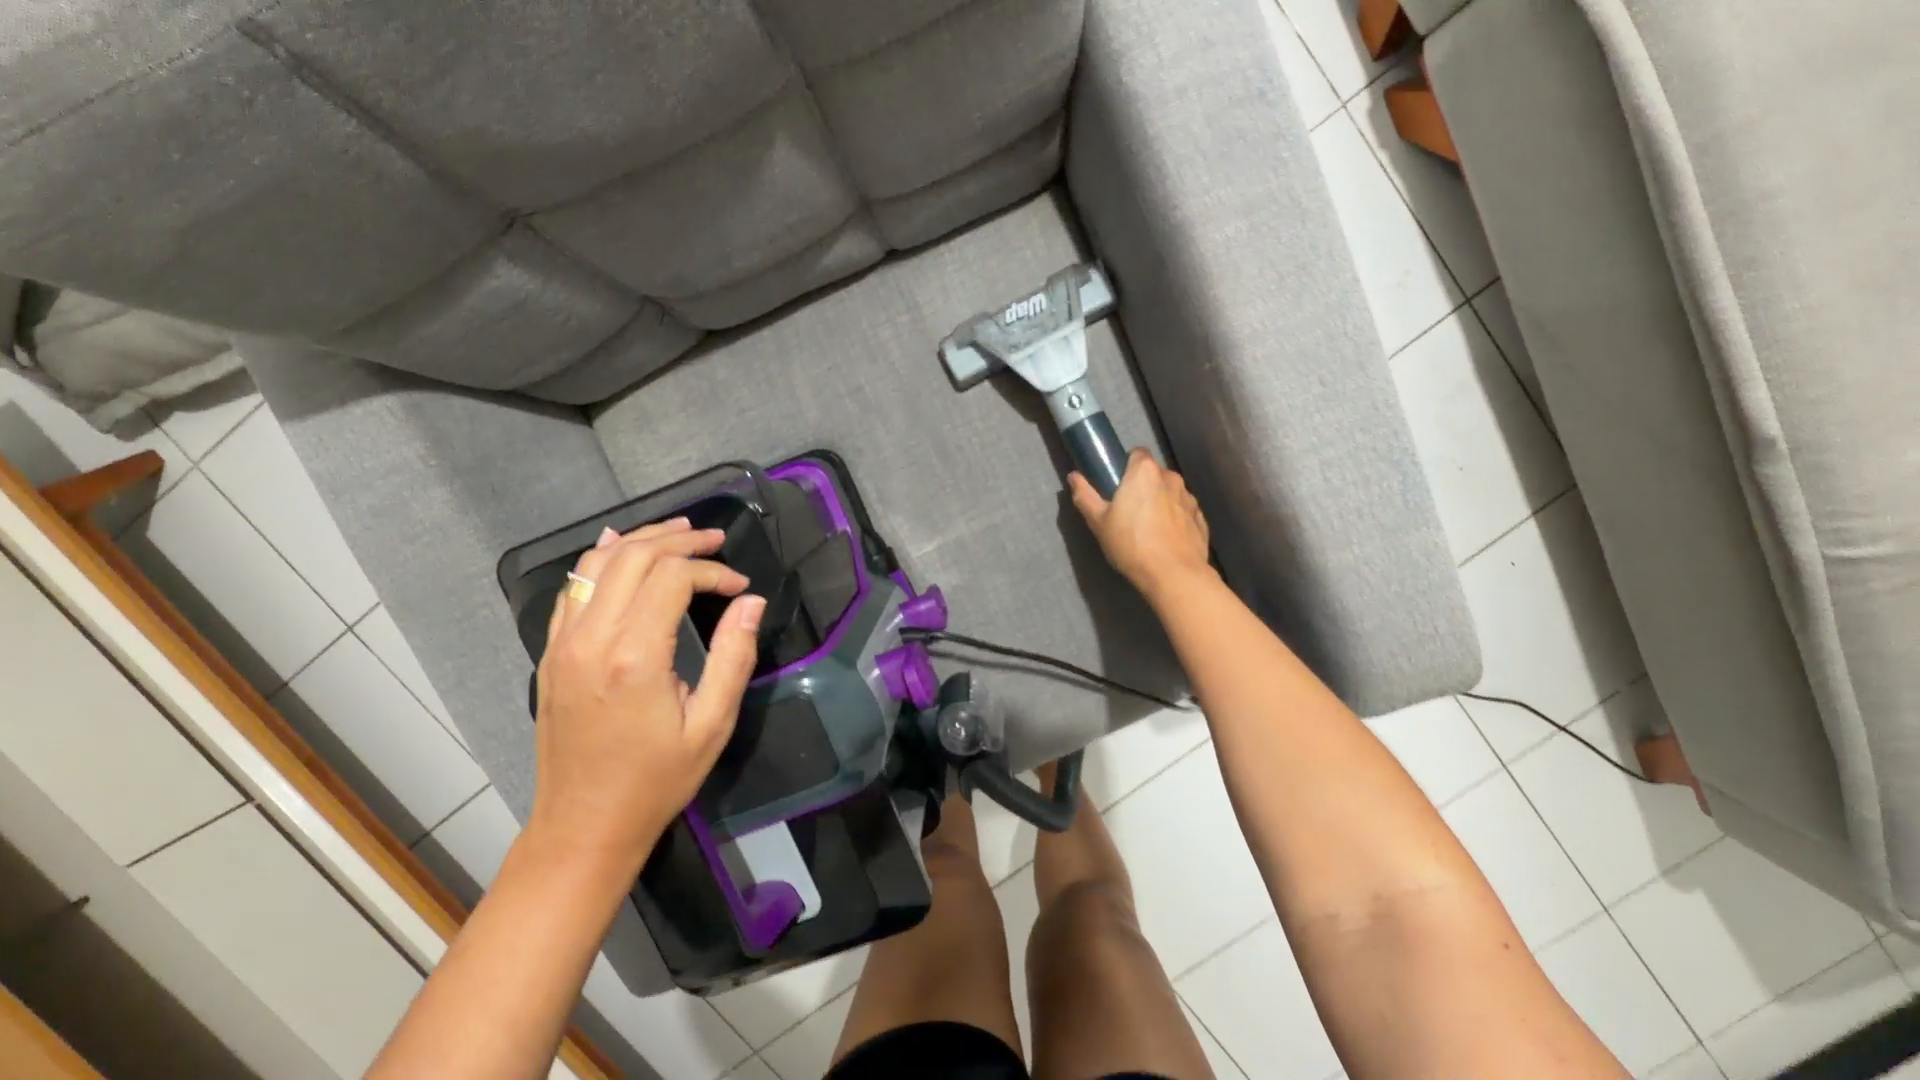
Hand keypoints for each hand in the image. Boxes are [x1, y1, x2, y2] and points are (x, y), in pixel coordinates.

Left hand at [528, 519, 766, 872]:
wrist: (585, 824)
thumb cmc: (656, 781)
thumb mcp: (711, 725)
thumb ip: (734, 657)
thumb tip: (750, 601)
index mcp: (634, 657)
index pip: (671, 578)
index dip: (711, 570)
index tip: (739, 586)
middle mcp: (591, 639)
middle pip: (632, 558)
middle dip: (678, 540)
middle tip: (715, 538)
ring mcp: (562, 644)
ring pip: (596, 565)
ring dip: (638, 540)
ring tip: (677, 533)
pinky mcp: (550, 653)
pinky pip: (572, 590)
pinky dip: (600, 561)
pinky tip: (619, 549)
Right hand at [1069, 449, 1215, 602]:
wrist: (1174, 574)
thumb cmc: (1131, 544)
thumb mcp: (1099, 522)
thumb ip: (1085, 496)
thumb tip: (1073, 476)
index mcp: (1145, 472)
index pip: (1137, 453)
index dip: (1126, 466)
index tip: (1117, 485)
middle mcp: (1171, 478)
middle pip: (1154, 474)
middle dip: (1143, 486)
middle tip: (1128, 511)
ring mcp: (1189, 498)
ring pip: (1170, 493)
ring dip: (1160, 502)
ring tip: (1148, 529)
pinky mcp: (1201, 519)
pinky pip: (1182, 512)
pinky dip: (1174, 520)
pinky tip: (1165, 540)